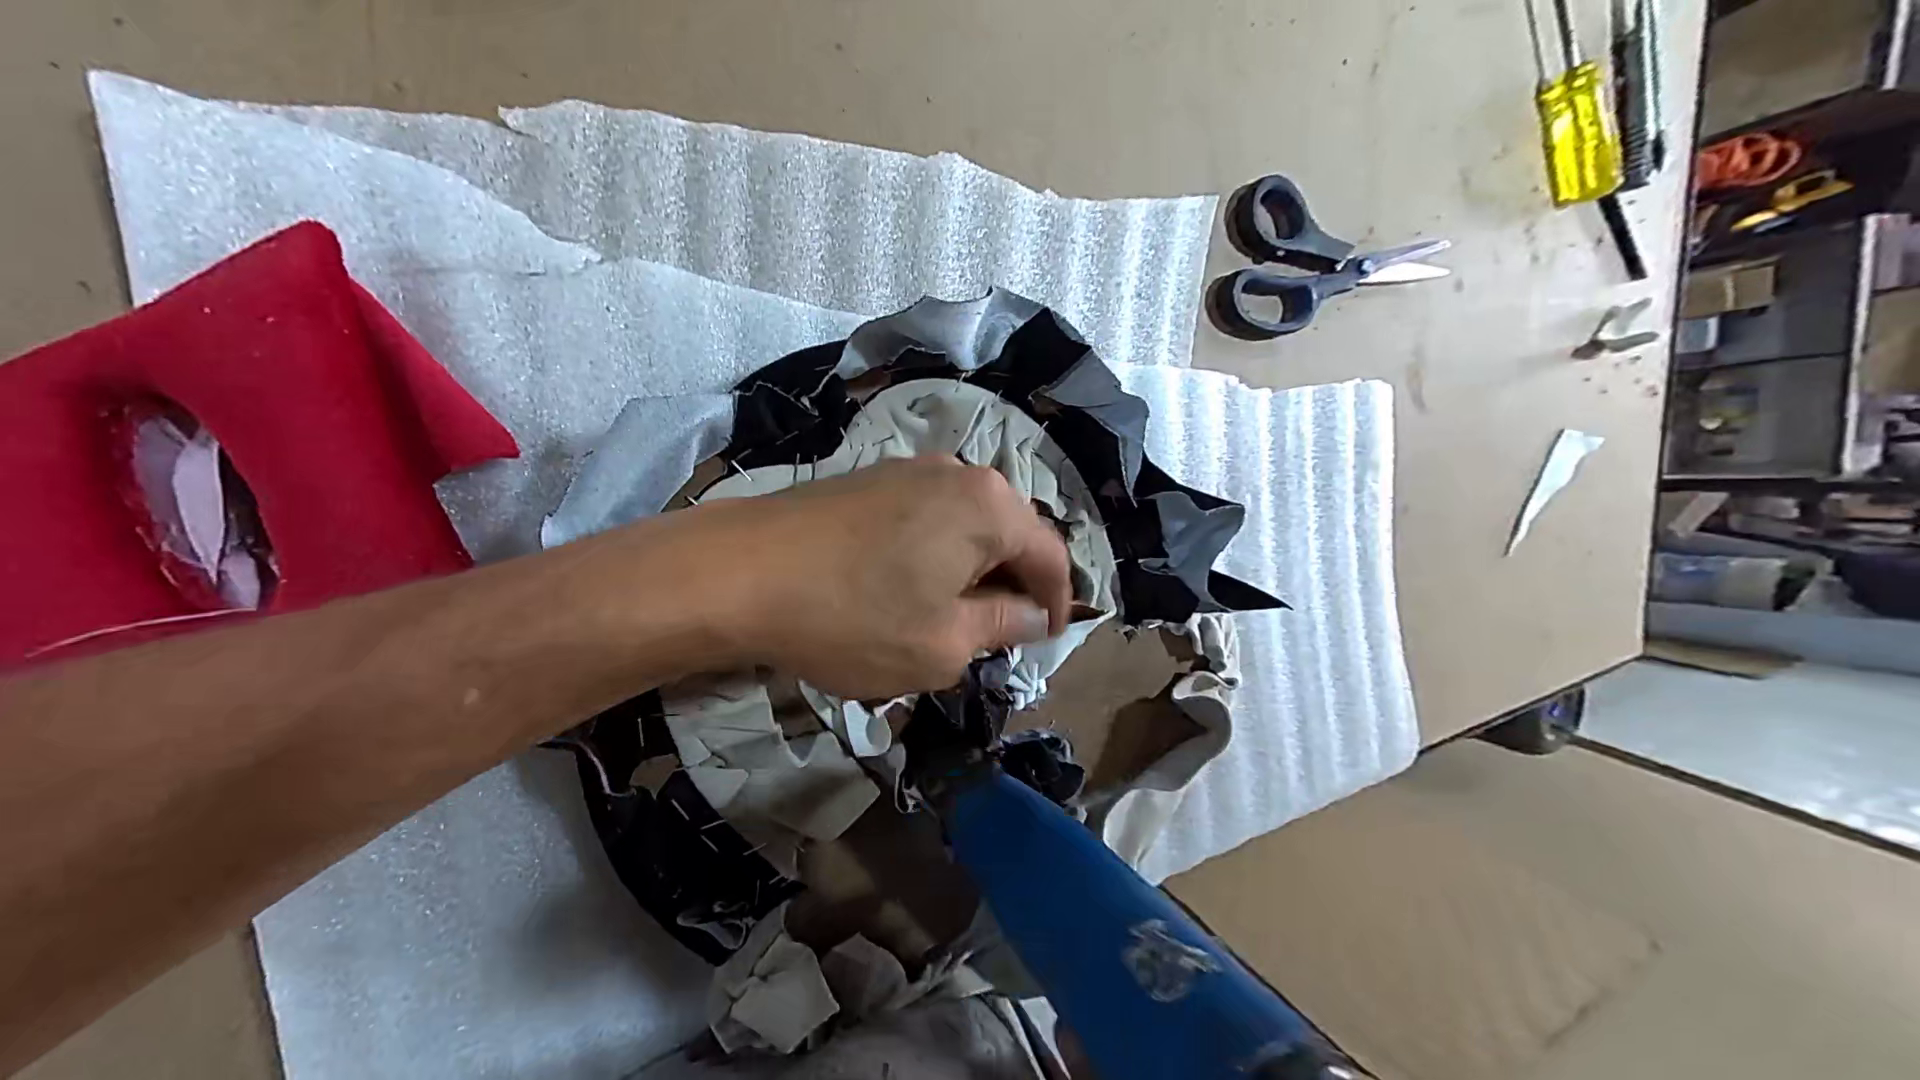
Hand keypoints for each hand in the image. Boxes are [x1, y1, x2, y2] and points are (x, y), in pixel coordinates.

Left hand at [654, 456, 1071, 698]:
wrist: (736, 573)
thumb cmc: (853, 618)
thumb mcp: (942, 645)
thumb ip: (1000, 627)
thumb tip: (1030, 615)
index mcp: (990, 508)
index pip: (1051, 556)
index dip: (1058, 602)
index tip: (1049, 638)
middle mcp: (957, 474)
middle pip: (1008, 533)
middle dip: (1011, 583)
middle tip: (998, 632)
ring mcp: (907, 469)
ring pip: (964, 524)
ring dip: (969, 569)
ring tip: (948, 613)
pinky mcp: (866, 478)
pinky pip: (924, 517)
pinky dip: (931, 553)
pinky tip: (903, 586)